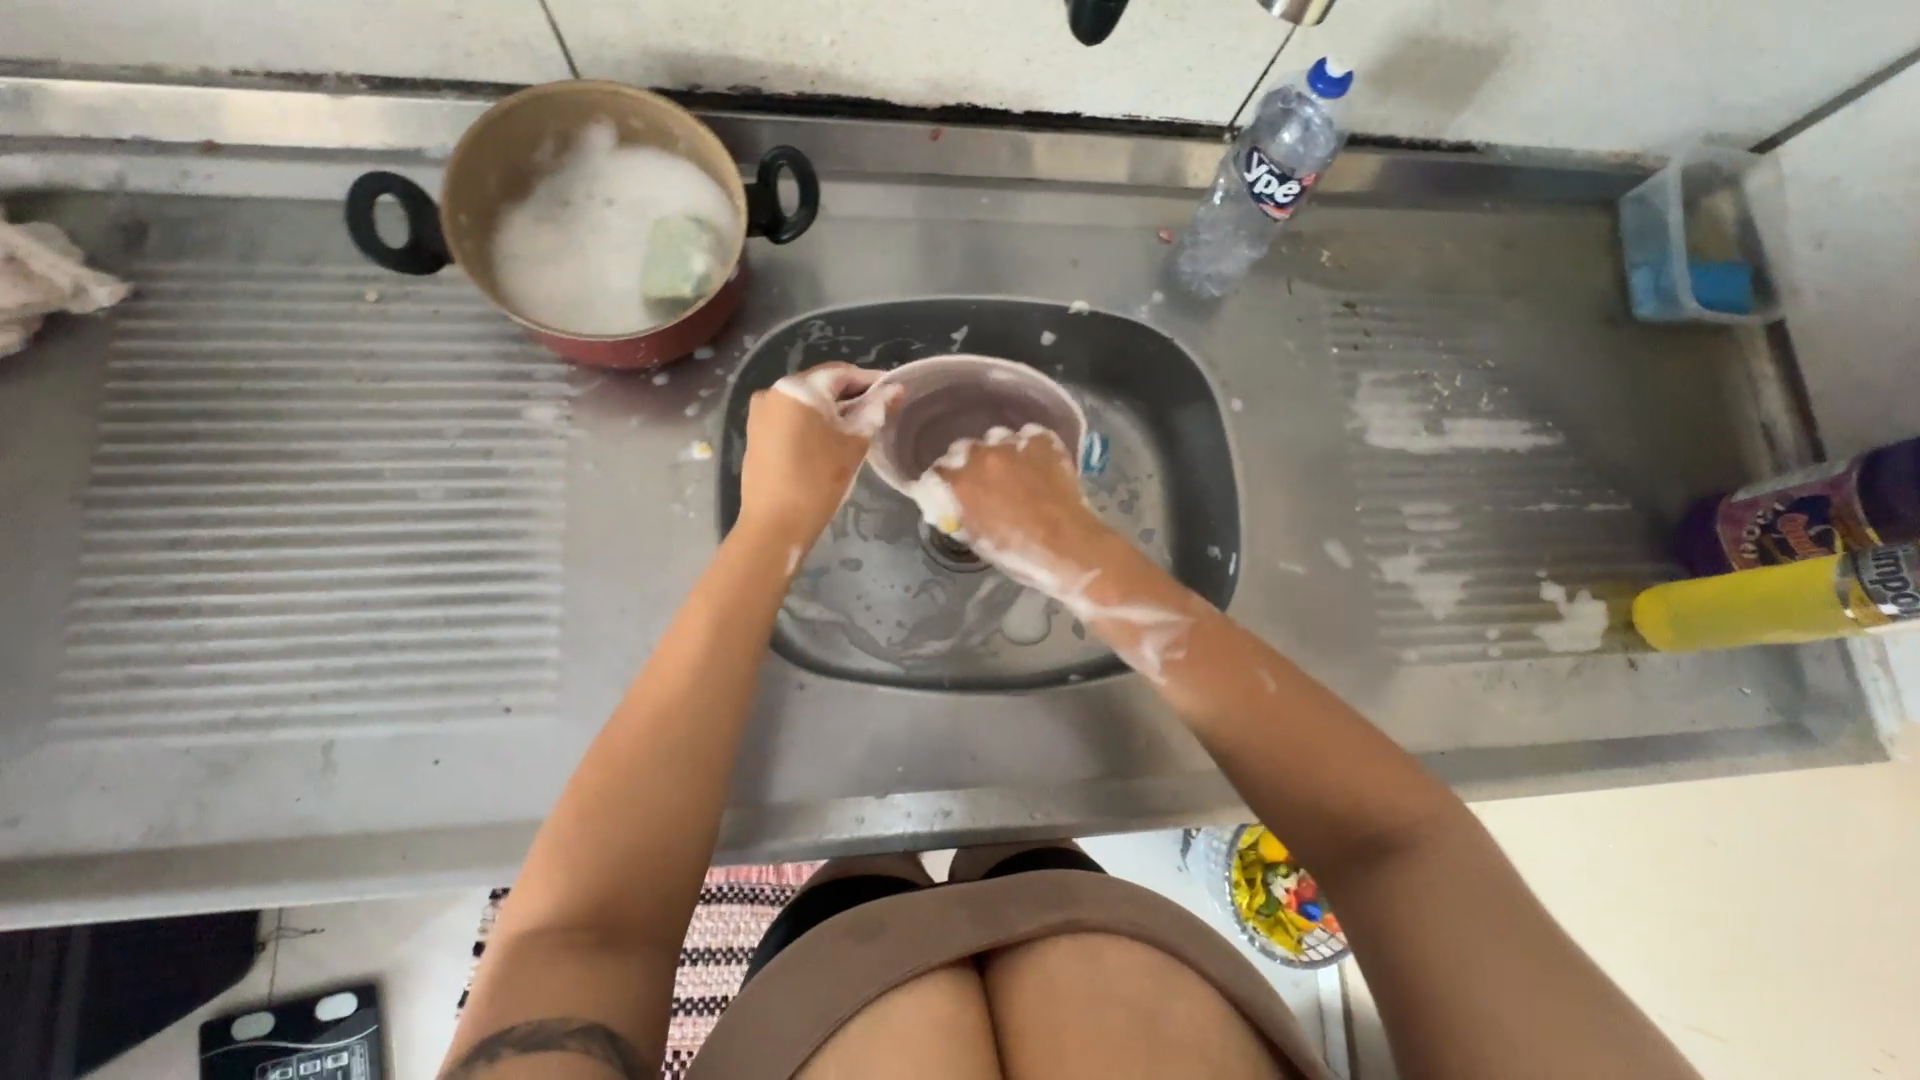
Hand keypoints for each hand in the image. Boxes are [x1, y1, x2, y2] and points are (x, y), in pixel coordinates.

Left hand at [738, 362, 890, 547]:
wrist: (775, 526)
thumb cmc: (819, 481)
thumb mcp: (854, 444)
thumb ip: (875, 410)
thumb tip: (896, 389)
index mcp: (797, 388)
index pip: (842, 373)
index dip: (871, 381)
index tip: (894, 392)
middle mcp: (772, 391)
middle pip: (822, 386)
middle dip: (852, 396)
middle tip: (880, 411)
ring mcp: (760, 413)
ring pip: (806, 403)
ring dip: (833, 411)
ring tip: (859, 427)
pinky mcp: (756, 434)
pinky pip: (792, 419)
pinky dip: (814, 423)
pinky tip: (831, 440)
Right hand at [934, 424, 1110, 569]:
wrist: (1068, 546)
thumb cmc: (1018, 554)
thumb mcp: (976, 539)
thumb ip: (960, 514)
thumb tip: (956, 505)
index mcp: (959, 483)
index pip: (936, 472)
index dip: (942, 482)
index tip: (950, 490)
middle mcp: (981, 456)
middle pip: (963, 449)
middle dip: (969, 463)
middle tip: (984, 482)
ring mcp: (1013, 445)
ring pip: (996, 438)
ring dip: (998, 452)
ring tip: (1013, 471)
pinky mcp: (1042, 443)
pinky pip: (1028, 437)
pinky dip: (1028, 448)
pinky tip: (1036, 464)